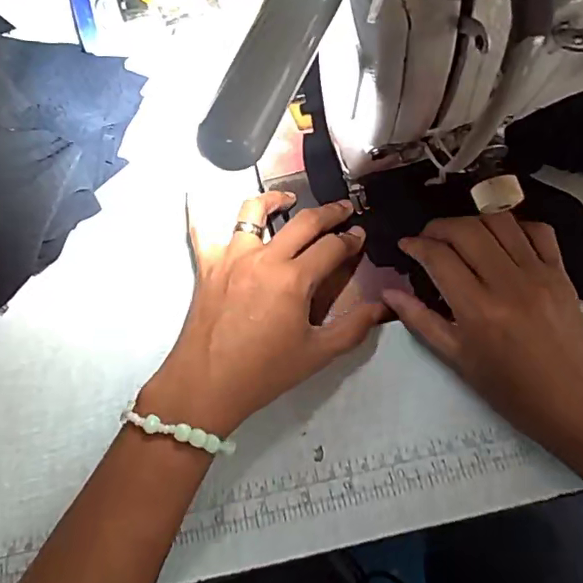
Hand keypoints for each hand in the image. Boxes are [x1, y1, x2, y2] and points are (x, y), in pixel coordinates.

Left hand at [141, 194, 386, 436]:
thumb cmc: (264, 372)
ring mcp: (232, 258)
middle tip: (343, 209)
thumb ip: (353, 328)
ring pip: (253, 212)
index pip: (332, 247)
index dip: (351, 240)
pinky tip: (202, 198)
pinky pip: (203, 232)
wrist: (206, 384)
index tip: (360, 236)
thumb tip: (379, 307)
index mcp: (294, 279)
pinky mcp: (207, 266)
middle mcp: (265, 259)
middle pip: (303, 221)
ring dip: (275, 200)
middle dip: (329, 212)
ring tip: (287, 199)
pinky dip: (203, 214)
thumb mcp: (317, 354)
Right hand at [383, 214, 582, 458]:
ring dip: (472, 221)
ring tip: (459, 236)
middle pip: (466, 230)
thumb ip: (421, 321)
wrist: (574, 402)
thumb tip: (390, 293)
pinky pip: (538, 230)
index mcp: (479, 311)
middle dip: (438, 227)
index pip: (439, 257)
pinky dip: (514, 225)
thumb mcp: (458, 360)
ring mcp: (539, 274)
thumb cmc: (513, 390)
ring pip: (500, 221)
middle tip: (428, 239)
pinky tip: (500, 238)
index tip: (406, 246)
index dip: (416, 245)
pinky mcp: (561, 273)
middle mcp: (509, 285)